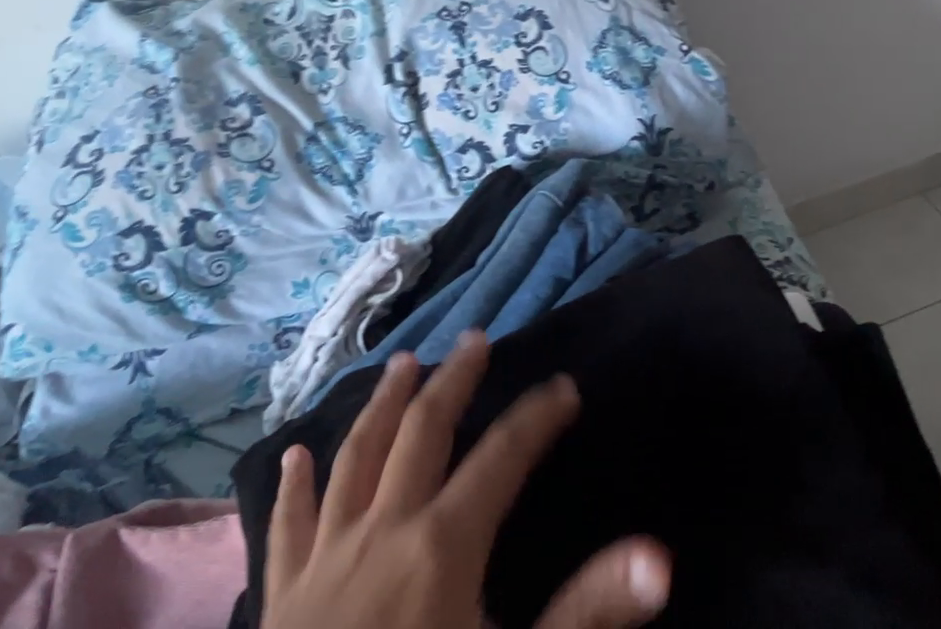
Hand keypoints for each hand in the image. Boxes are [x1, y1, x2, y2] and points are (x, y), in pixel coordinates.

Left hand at [260, 330, 671, 628]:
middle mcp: (384, 528)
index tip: (564, 386)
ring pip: (356, 457)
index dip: (537, 417)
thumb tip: (658, 558)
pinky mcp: (283, 592)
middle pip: (422, 433)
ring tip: (401, 363)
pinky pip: (288, 525)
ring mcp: (326, 555)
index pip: (502, 458)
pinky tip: (293, 454)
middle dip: (453, 382)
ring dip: (382, 406)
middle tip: (474, 339)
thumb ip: (587, 610)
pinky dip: (294, 486)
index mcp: (444, 544)